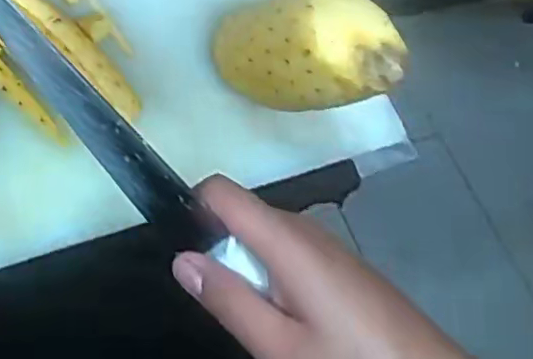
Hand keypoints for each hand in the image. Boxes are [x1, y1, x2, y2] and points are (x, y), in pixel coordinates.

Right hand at [171, 176, 468, 358]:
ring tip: (274, 327)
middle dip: (227, 252)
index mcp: (285, 238)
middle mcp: (306, 229)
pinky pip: (297, 256)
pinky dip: (284, 280)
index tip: (192, 254)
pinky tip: (307, 329)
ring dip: (256, 271)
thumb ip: (229, 300)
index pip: (219, 189)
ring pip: (270, 239)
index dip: (194, 209)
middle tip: (237, 309)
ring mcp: (333, 248)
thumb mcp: (283, 348)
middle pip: (243, 216)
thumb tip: (181, 260)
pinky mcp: (352, 270)